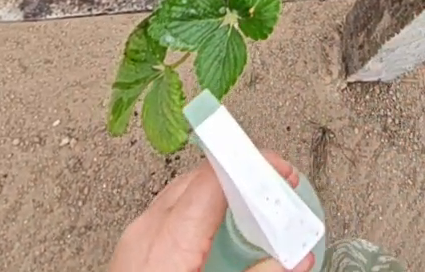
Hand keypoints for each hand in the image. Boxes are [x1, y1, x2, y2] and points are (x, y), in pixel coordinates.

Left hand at [107, 151, 315, 271]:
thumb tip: (294, 260)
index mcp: (165, 246)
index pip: (213, 176)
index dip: (253, 164)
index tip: (282, 173)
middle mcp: (144, 235)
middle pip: (202, 180)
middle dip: (244, 180)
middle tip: (278, 196)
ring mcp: (133, 245)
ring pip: (186, 196)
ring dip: (224, 199)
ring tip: (256, 218)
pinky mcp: (130, 258)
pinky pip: (172, 218)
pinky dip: (202, 218)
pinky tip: (222, 241)